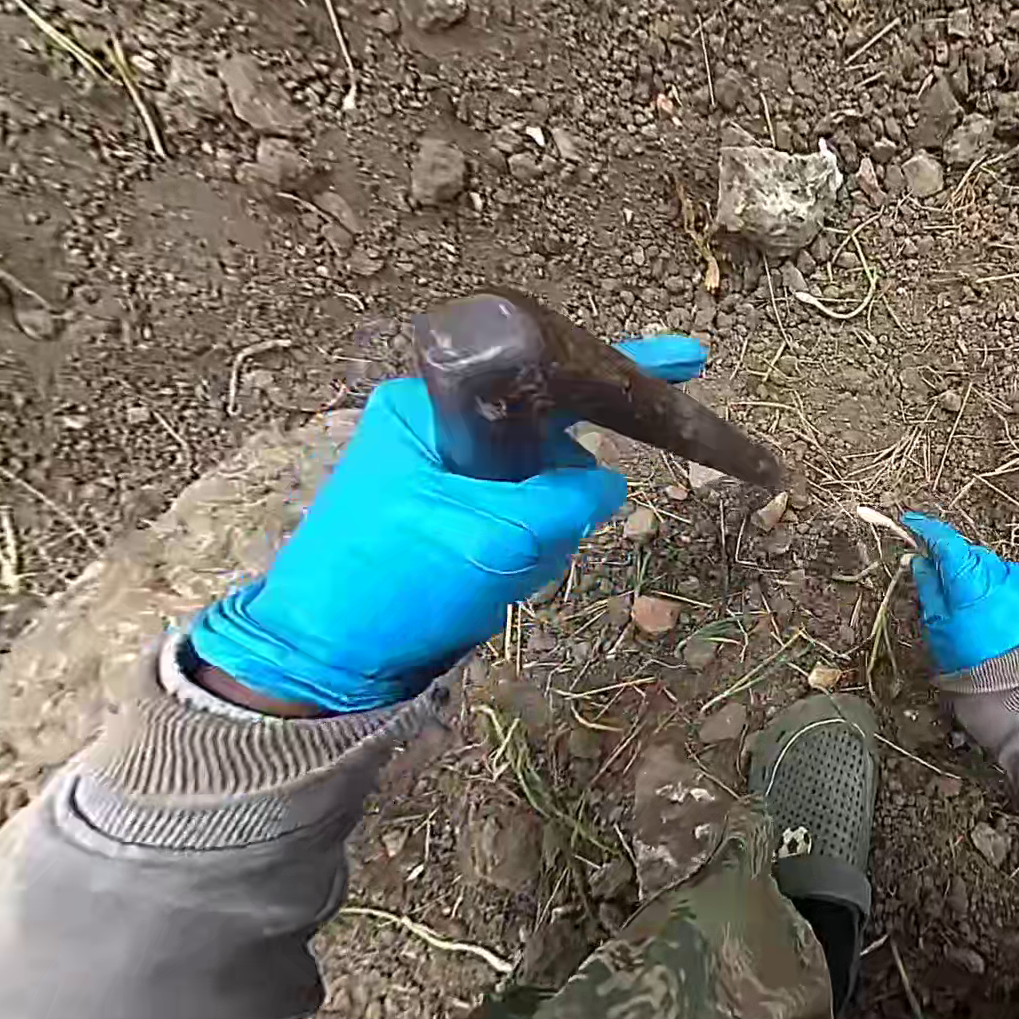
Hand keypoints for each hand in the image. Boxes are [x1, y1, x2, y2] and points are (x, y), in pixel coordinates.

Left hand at [189, 336, 707, 713]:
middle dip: (567, 494)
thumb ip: (569, 500)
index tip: (689, 359)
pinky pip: (537, 513)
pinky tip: (509, 575)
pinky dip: (539, 544)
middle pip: (558, 439)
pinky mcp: (472, 510)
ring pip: (554, 484)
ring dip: (552, 529)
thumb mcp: (494, 535)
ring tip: (509, 570)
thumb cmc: (395, 580)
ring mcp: (463, 472)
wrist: (330, 659)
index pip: (547, 375)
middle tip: (544, 540)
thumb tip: (610, 483)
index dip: (623, 370)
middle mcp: (453, 428)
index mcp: (439, 408)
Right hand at [902, 513, 1018, 672]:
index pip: (943, 538)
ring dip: (970, 574)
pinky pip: (1003, 581)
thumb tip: (919, 561)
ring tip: (961, 603)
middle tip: (931, 575)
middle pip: (965, 552)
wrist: (1017, 686)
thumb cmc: (970, 658)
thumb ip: (927, 585)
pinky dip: (990, 587)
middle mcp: (996, 569)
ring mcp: (1017, 581)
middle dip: (948, 559)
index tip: (909, 524)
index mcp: (969, 573)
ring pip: (985, 566)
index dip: (924, 529)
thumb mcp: (937, 623)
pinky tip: (983, 611)